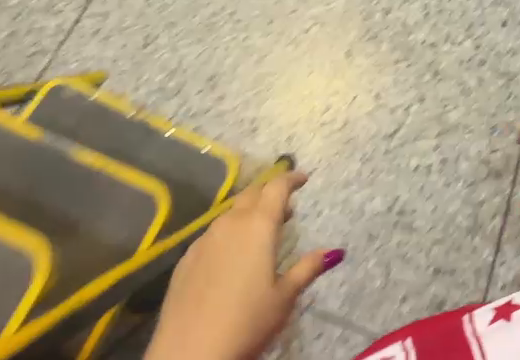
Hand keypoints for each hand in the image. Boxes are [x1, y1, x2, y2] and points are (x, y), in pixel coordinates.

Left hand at [144, 171, 341, 359]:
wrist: (188, 353)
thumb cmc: (246, 323)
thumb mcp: (284, 298)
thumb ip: (307, 269)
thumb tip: (333, 251)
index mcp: (258, 226)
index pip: (277, 188)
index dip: (291, 178)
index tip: (303, 178)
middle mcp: (230, 223)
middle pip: (252, 194)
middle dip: (269, 192)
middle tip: (285, 205)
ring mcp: (204, 240)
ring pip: (230, 213)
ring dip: (248, 213)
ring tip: (261, 230)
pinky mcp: (186, 259)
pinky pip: (213, 234)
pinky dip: (229, 233)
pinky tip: (231, 256)